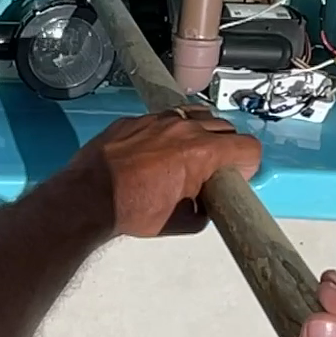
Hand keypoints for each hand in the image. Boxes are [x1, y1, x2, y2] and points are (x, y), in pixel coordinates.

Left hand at [64, 108, 261, 237]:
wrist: (88, 197)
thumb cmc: (131, 209)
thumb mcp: (182, 221)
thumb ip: (204, 208)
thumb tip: (204, 203)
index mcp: (202, 152)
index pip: (247, 146)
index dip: (247, 164)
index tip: (237, 174)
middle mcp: (182, 128)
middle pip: (224, 127)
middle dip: (225, 147)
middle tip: (213, 168)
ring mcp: (155, 119)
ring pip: (193, 115)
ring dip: (199, 132)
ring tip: (188, 154)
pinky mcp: (132, 120)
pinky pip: (161, 118)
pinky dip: (166, 131)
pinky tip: (156, 150)